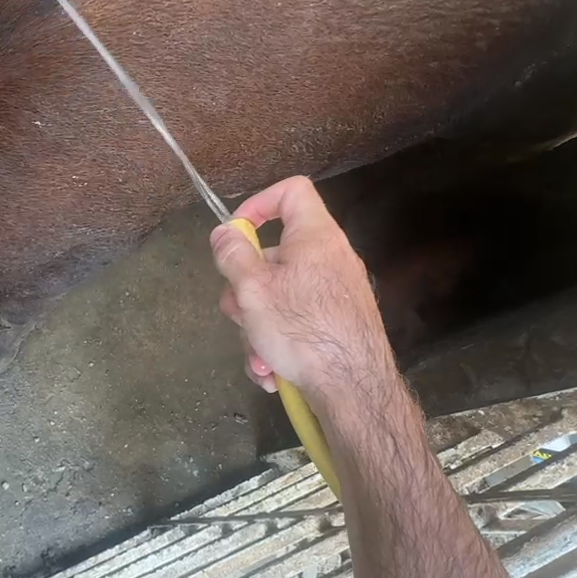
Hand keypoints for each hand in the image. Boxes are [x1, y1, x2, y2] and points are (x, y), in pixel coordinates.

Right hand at [209, 176, 395, 406]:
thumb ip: (233, 255)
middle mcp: (329, 257)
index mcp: (314, 237)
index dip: (257, 204)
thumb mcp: (252, 289)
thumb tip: (224, 232)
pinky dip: (277, 343)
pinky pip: (295, 321)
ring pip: (278, 297)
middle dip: (244, 290)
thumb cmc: (301, 329)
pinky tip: (272, 370)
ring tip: (258, 357)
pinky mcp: (336, 322)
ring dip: (257, 327)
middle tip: (237, 315)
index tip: (234, 236)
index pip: (291, 191)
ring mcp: (335, 292)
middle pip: (273, 256)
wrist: (352, 385)